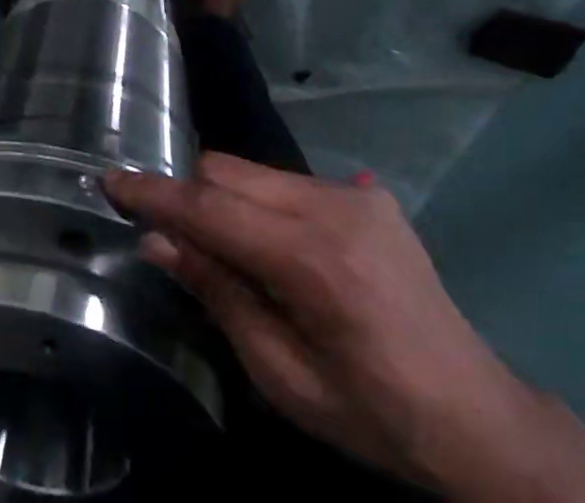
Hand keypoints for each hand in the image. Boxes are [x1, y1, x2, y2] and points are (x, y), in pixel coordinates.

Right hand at [104, 155, 584, 501]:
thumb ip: (219, 292)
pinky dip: (262, 204)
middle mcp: (335, 207)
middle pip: (229, 172)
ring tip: (227, 253)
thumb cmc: (372, 412)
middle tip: (170, 239)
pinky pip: (288, 182)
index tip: (110, 180)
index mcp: (314, 260)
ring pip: (255, 172)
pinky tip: (272, 248)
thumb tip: (160, 240)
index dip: (155, 194)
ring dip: (224, 200)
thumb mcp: (281, 374)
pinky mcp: (370, 196)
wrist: (475, 412)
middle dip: (189, 196)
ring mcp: (357, 194)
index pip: (212, 208)